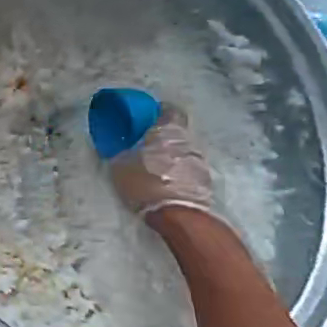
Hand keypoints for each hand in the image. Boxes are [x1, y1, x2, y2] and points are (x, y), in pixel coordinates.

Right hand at [108, 104, 216, 220]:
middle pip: (177, 131)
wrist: (179, 216)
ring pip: (184, 150)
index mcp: (167, 131)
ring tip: (156, 166)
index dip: (159, 111)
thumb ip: (122, 152)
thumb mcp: (121, 166)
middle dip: (164, 136)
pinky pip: (189, 168)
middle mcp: (187, 142)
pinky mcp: (205, 181)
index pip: (170, 110)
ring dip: (172, 155)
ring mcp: (200, 162)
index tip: (148, 116)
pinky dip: (179, 171)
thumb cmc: (147, 183)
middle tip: (147, 143)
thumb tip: (121, 148)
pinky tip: (166, 182)